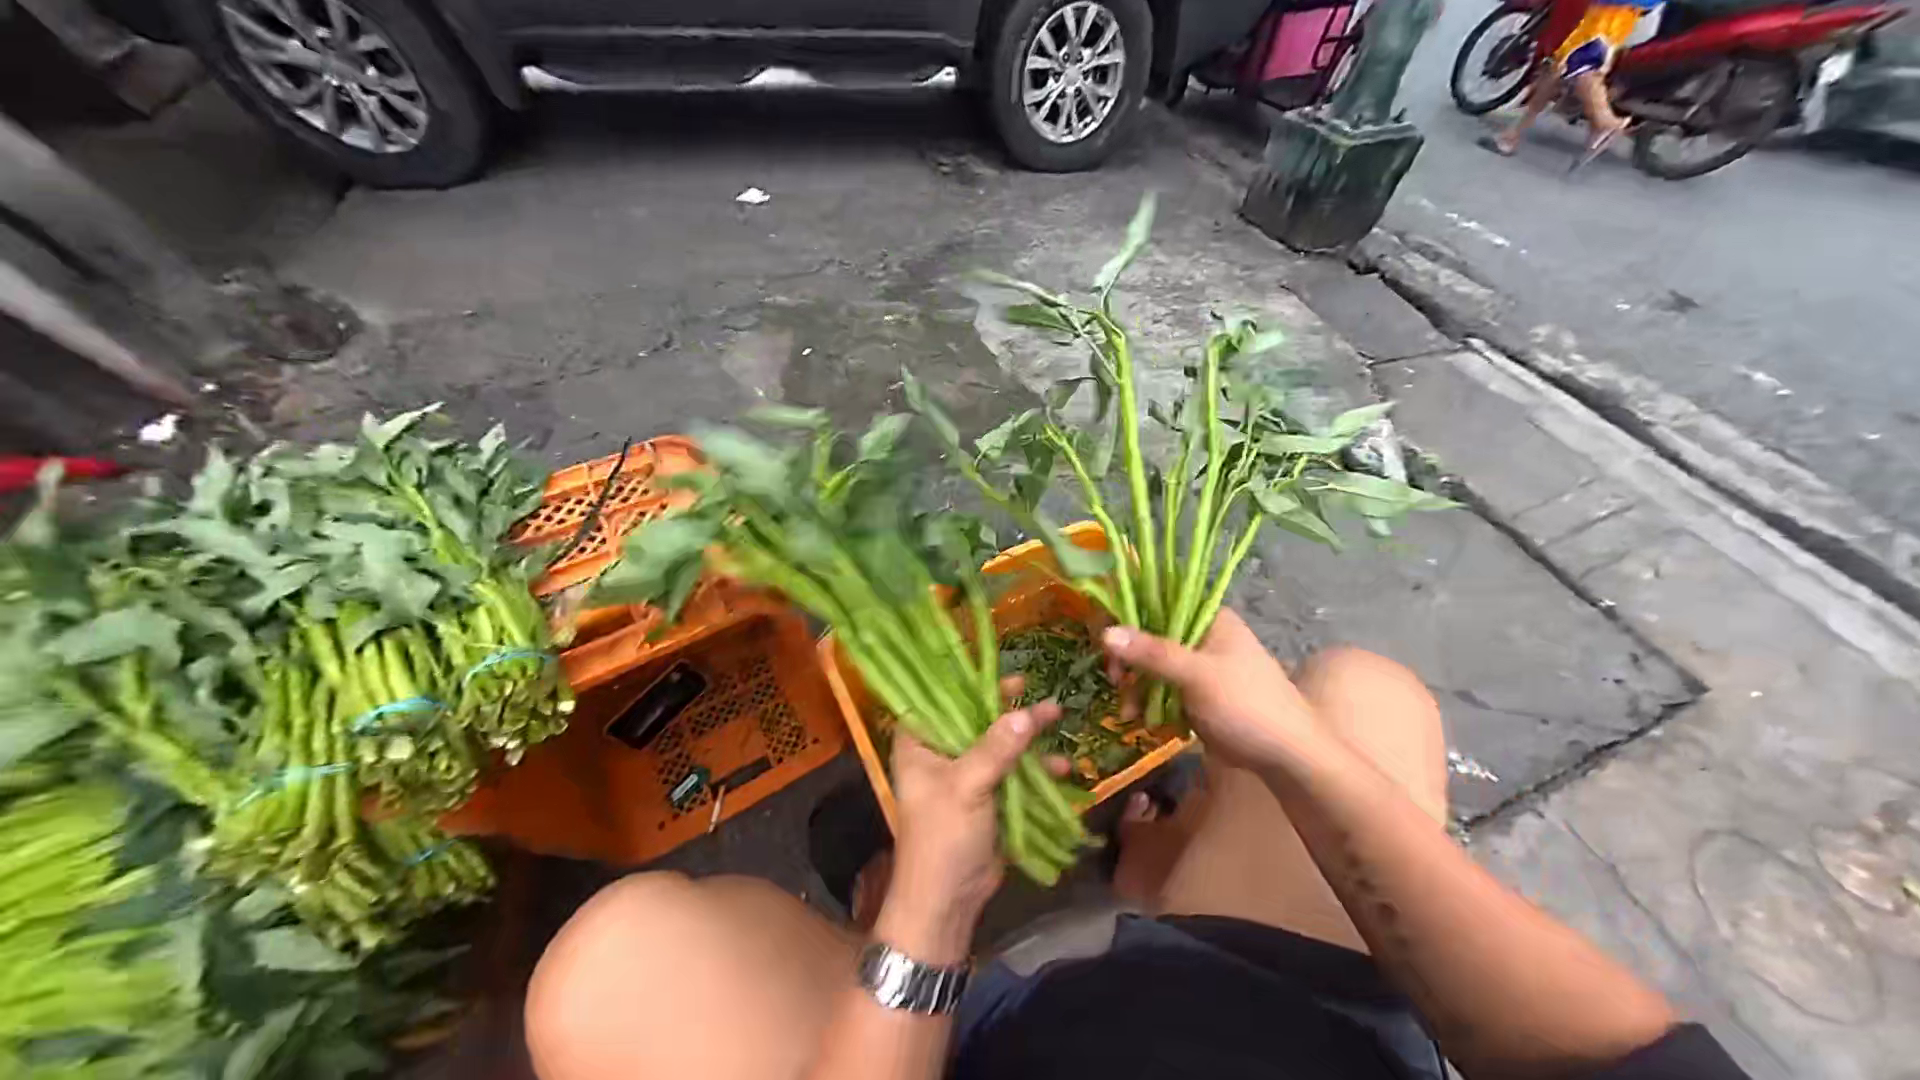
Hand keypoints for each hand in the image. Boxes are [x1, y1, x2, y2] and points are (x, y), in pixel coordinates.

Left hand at [878, 687, 1059, 964]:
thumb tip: (1026, 714)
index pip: (938, 698)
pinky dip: (1036, 768)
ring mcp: (966, 774)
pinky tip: (1063, 767)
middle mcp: (940, 752)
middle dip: (1006, 706)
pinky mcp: (988, 796)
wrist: (948, 901)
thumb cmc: (943, 837)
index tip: (995, 669)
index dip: (965, 681)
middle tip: (1034, 689)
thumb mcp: (966, 787)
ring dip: (1028, 734)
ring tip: (1059, 715)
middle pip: (975, 717)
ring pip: (999, 743)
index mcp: (919, 744)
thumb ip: (996, 749)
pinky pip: (1013, 772)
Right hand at [1102, 608, 1324, 771]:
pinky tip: (1138, 718)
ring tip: (1128, 710)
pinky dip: (1146, 700)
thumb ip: (1152, 653)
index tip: (1103, 635)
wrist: (1286, 756)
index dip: (1126, 610)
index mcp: (1208, 617)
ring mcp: (1196, 663)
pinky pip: (1158, 686)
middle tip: (1116, 678)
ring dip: (1134, 684)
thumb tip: (1105, 633)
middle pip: (1147, 632)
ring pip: (1149, 662)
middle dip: (1127, 657)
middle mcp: (1200, 634)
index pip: (1156, 597)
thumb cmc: (1247, 705)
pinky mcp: (1193, 691)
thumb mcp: (1197, 675)